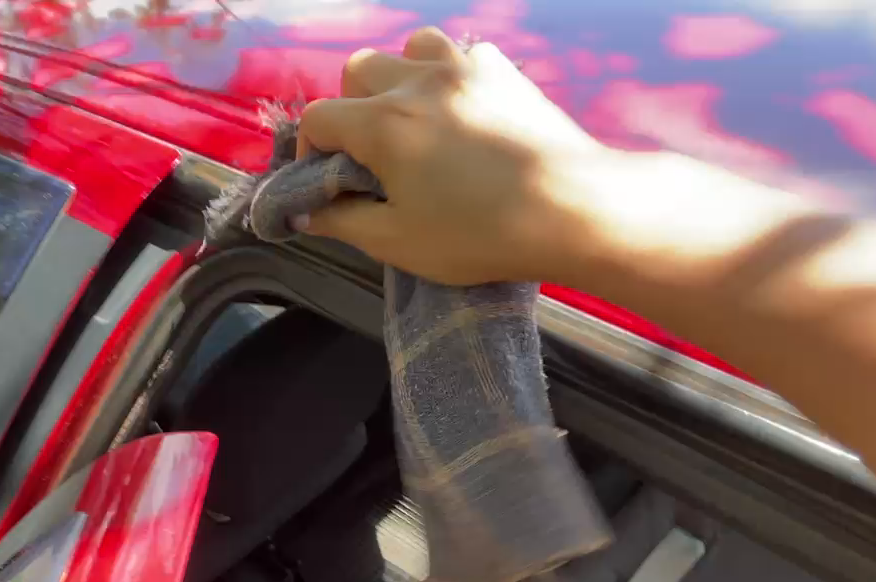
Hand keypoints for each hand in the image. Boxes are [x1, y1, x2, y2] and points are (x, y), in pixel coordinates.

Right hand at [298, 27, 614, 285]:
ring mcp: (468, 67)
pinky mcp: (505, 71)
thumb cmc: (473, 234)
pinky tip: (455, 115)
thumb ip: (340, 221)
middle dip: (347, 110)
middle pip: (359, 70)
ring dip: (396, 79)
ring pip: (410, 47)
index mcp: (385, 123)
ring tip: (409, 122)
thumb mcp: (392, 240)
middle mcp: (420, 81)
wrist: (569, 209)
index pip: (318, 117)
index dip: (308, 151)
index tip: (322, 182)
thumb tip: (306, 213)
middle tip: (363, 155)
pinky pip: (460, 54)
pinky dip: (444, 77)